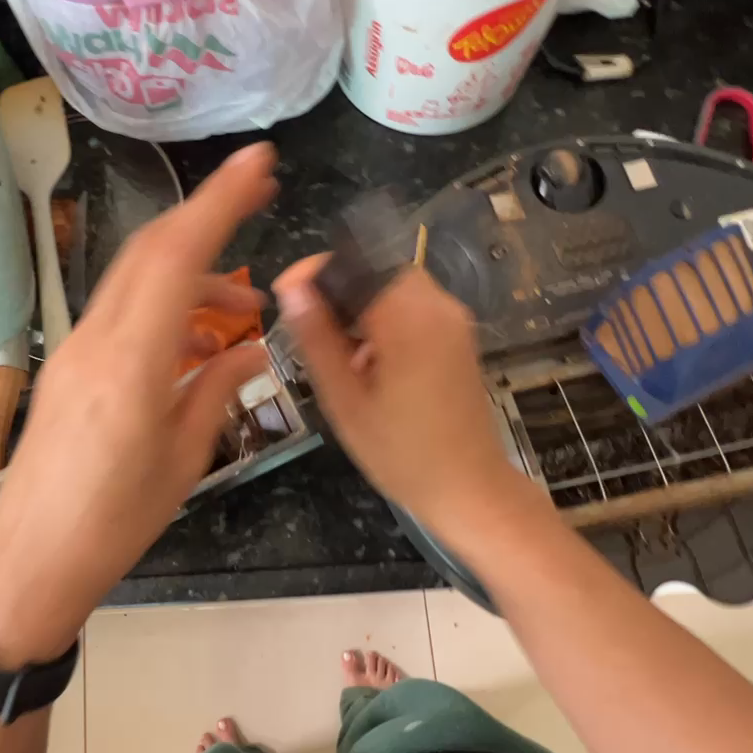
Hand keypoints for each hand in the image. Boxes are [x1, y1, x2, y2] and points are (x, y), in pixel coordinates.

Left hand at [0, 144, 280, 664]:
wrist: (33, 557)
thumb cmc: (115, 522)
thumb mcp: (183, 458)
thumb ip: (217, 390)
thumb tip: (249, 351)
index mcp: (130, 363)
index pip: (173, 257)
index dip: (217, 202)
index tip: (257, 165)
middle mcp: (96, 340)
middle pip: (151, 252)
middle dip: (208, 220)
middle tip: (260, 204)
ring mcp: (74, 349)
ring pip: (137, 282)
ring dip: (193, 280)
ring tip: (245, 318)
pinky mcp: (68, 366)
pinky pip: (121, 315)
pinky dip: (165, 311)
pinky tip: (198, 348)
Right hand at [272, 257, 540, 529]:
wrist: (468, 488)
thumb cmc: (400, 453)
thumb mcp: (345, 400)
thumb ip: (317, 339)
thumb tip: (292, 289)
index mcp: (408, 319)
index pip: (355, 264)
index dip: (314, 272)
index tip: (284, 296)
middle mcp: (438, 307)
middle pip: (376, 270)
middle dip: (338, 290)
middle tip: (308, 328)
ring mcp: (454, 321)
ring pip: (395, 287)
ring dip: (360, 306)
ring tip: (336, 353)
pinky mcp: (459, 337)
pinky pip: (414, 307)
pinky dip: (384, 320)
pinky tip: (368, 363)